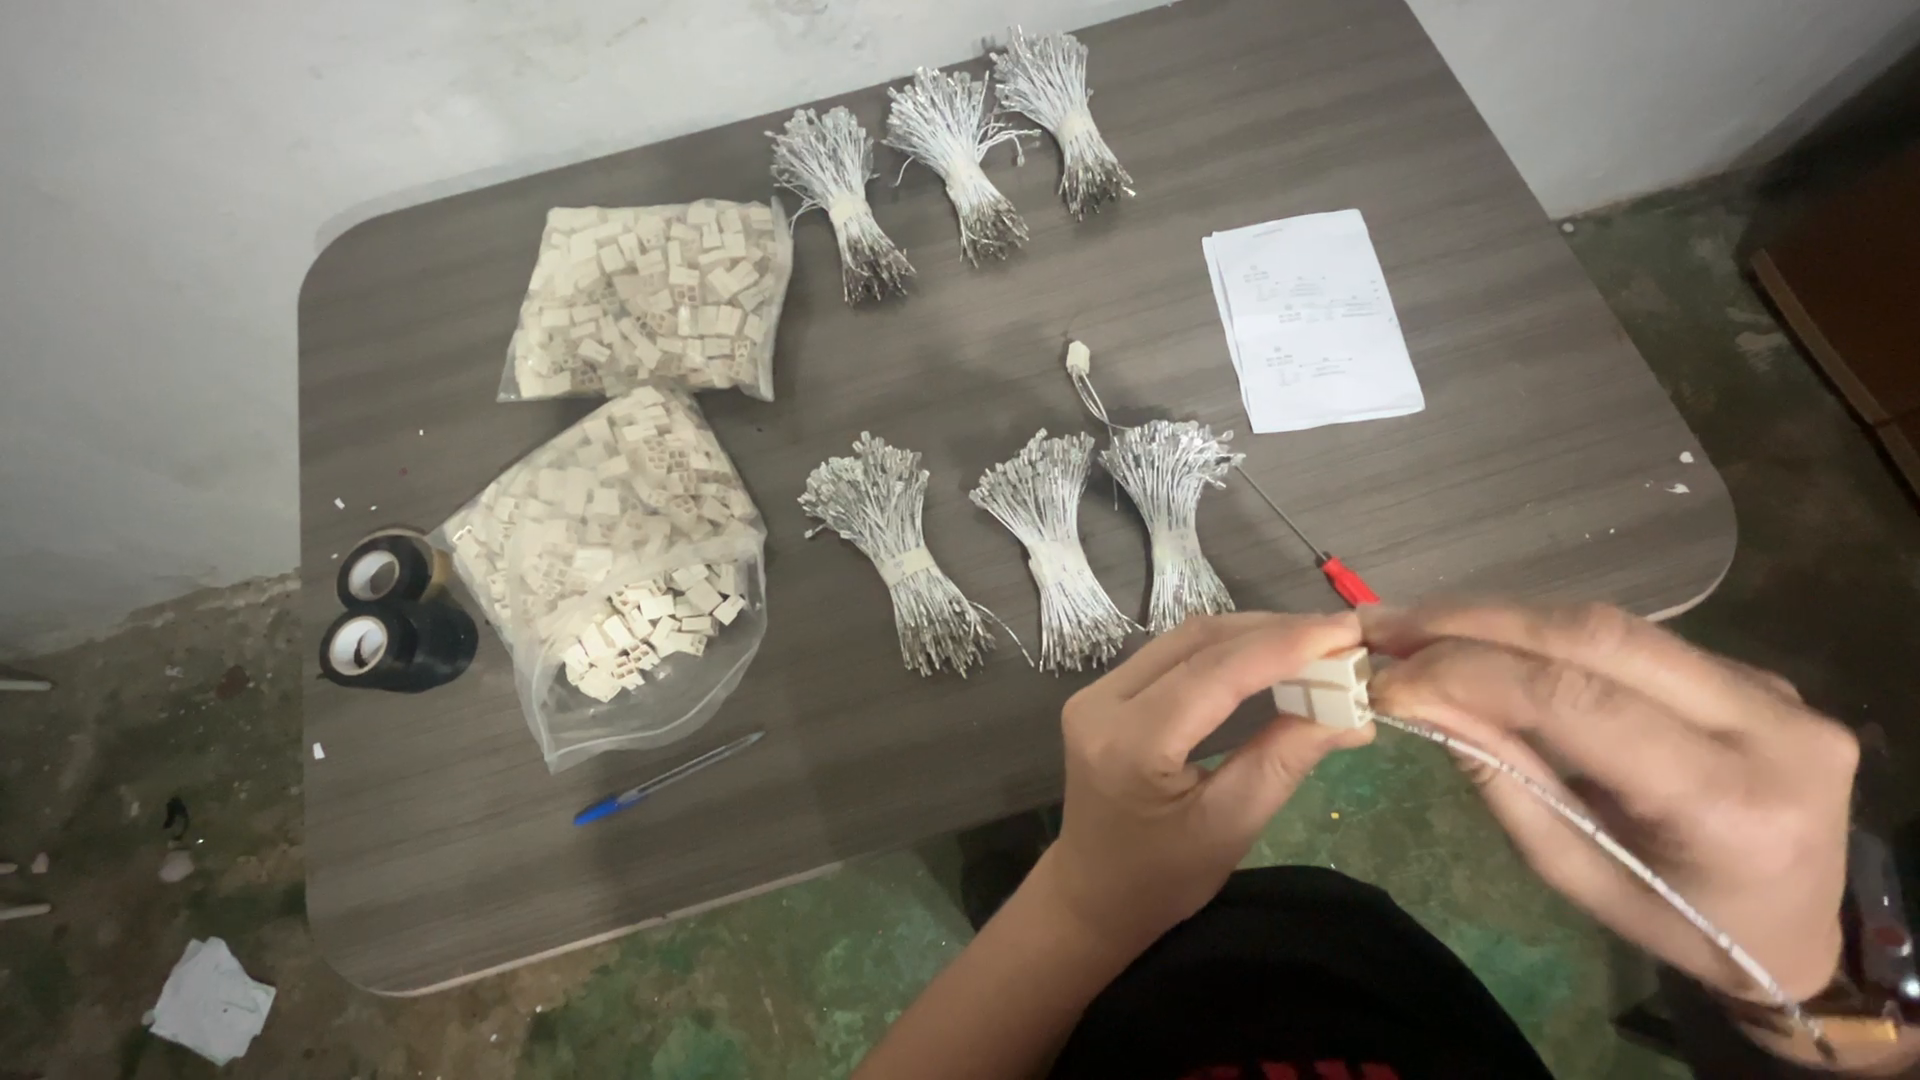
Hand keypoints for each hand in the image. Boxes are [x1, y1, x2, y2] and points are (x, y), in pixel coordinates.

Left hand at [1039, 612, 1374, 952]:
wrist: (1092, 891)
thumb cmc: (1161, 877)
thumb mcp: (1230, 827)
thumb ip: (1283, 761)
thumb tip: (1351, 713)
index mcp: (1129, 744)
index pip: (1212, 674)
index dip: (1282, 646)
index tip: (1346, 632)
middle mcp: (1100, 702)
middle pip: (1195, 643)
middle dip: (1271, 632)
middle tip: (1340, 637)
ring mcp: (1095, 691)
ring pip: (1183, 640)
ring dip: (1249, 635)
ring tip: (1314, 642)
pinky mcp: (1103, 692)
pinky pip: (1170, 655)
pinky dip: (1223, 650)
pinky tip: (1266, 655)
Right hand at [1364, 602, 1857, 1002]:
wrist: (1796, 925)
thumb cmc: (1673, 917)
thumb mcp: (1570, 867)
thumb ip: (1498, 773)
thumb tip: (1412, 697)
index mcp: (1731, 802)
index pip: (1575, 701)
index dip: (1466, 675)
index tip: (1384, 679)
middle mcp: (1768, 726)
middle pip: (1591, 637)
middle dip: (1468, 624)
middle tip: (1380, 628)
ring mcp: (1766, 687)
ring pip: (1601, 622)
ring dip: (1489, 617)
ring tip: (1407, 626)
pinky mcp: (1743, 669)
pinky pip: (1616, 633)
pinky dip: (1527, 629)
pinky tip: (1470, 636)